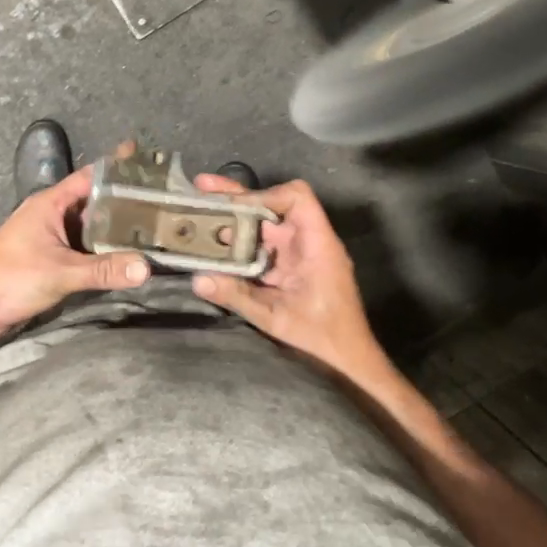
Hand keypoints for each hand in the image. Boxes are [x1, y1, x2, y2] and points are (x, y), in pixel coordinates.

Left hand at [0, 164, 150, 343]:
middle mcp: (50, 215)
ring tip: (152, 227)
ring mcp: (49, 238)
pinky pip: (82, 248)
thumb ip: (104, 269)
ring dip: (114, 228)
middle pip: (94, 201)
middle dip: (124, 200)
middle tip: (162, 201)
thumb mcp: (61, 273)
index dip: (118, 167)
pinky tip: (125, 255)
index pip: (91, 176)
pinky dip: (102, 249)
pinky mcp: (48, 260)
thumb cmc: (10, 279)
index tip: (148, 161)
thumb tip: (146, 267)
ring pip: (89, 227)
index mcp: (49, 204)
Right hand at [188, 176, 389, 382]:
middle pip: (274, 207)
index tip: (231, 204)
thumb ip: (237, 296)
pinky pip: (265, 246)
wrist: (348, 358)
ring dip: (236, 220)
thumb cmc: (322, 336)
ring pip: (267, 225)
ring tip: (200, 214)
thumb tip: (198, 279)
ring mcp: (301, 254)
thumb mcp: (275, 318)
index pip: (297, 198)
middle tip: (201, 189)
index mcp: (317, 245)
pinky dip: (242, 243)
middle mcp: (310, 242)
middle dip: (238, 199)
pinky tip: (215, 245)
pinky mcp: (292, 268)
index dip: (264, 194)